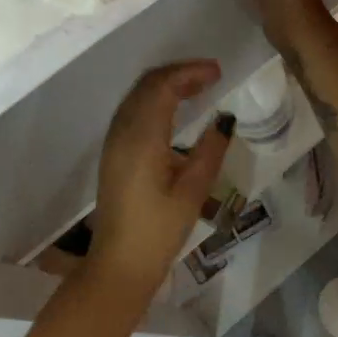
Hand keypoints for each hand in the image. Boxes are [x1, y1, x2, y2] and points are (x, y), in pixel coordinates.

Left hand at [88, 61, 231, 292]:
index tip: (218, 72)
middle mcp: (123, 131)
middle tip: (210, 76)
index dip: (190, 72)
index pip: (163, 86)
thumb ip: (210, 150)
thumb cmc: (159, 230)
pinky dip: (153, 99)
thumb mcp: (193, 191)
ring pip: (137, 95)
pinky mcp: (113, 153)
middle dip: (178, 73)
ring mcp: (114, 141)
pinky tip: (173, 110)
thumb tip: (224, 120)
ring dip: (165, 84)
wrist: (119, 264)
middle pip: (147, 84)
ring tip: (196, 88)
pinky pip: (132, 110)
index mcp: (142, 137)